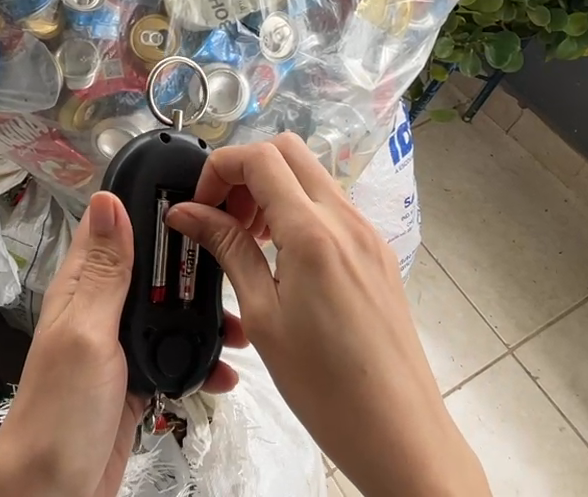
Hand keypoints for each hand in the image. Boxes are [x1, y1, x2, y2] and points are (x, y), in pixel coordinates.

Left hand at [0, 190, 243, 496]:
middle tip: (232, 274)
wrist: (54, 492)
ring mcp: (117, 345)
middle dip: (190, 270)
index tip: (196, 199)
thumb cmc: (60, 411)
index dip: (148, 207)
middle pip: (151, 270)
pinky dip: (199, 362)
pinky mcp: (134, 380)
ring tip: (239, 331)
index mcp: (81, 285)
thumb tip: (107, 199)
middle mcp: (98, 307)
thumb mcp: (86, 331)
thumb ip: (104, 271)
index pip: (113, 227)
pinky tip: (221, 372)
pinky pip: (174, 357)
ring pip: (168, 314)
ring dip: (203, 320)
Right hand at [165, 134, 488, 496]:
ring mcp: (367, 234)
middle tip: (223, 215)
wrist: (402, 436)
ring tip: (247, 238)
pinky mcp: (377, 253)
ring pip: (310, 174)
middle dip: (244, 169)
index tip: (198, 206)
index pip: (258, 158)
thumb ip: (227, 249)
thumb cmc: (325, 387)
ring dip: (271, 187)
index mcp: (313, 232)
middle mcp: (346, 220)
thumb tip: (185, 212)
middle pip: (287, 150)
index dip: (218, 169)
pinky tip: (281, 256)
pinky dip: (297, 208)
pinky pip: (330, 205)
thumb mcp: (263, 316)